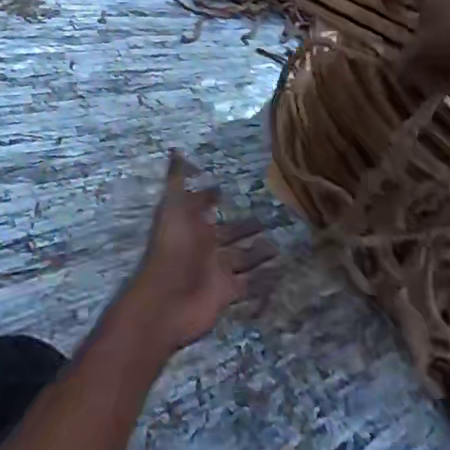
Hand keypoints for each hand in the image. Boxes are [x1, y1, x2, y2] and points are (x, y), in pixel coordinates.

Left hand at [123, 153, 275, 349]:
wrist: (166, 300)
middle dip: (247, 226)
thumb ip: (176, 180)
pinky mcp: (227, 292)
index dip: (214, 197)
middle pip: (230, 233)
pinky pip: (250, 283)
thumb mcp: (172, 207)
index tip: (233, 188)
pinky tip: (283, 270)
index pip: (205, 206)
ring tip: (282, 244)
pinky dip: (265, 278)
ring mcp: (216, 270)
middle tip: (271, 217)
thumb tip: (175, 149)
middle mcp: (205, 245)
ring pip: (243, 257)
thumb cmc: (171, 248)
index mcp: (191, 223)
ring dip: (260, 251)